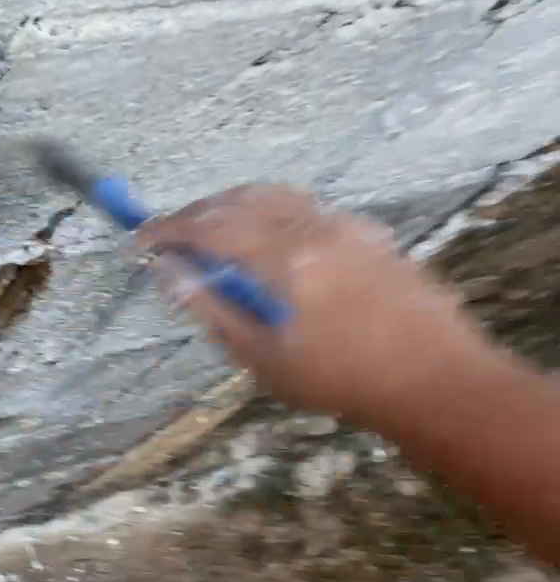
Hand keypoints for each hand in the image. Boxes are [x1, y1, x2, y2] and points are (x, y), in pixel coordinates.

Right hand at [136, 184, 502, 433]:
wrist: (442, 385)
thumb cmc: (338, 378)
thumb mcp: (257, 353)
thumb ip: (209, 306)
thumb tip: (166, 270)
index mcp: (284, 261)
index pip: (209, 228)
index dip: (166, 229)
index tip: (137, 240)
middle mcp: (316, 232)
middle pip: (239, 200)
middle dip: (194, 214)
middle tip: (167, 238)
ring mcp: (349, 229)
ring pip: (275, 196)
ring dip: (230, 207)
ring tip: (208, 235)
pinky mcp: (371, 237)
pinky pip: (306, 209)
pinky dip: (268, 215)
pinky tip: (263, 245)